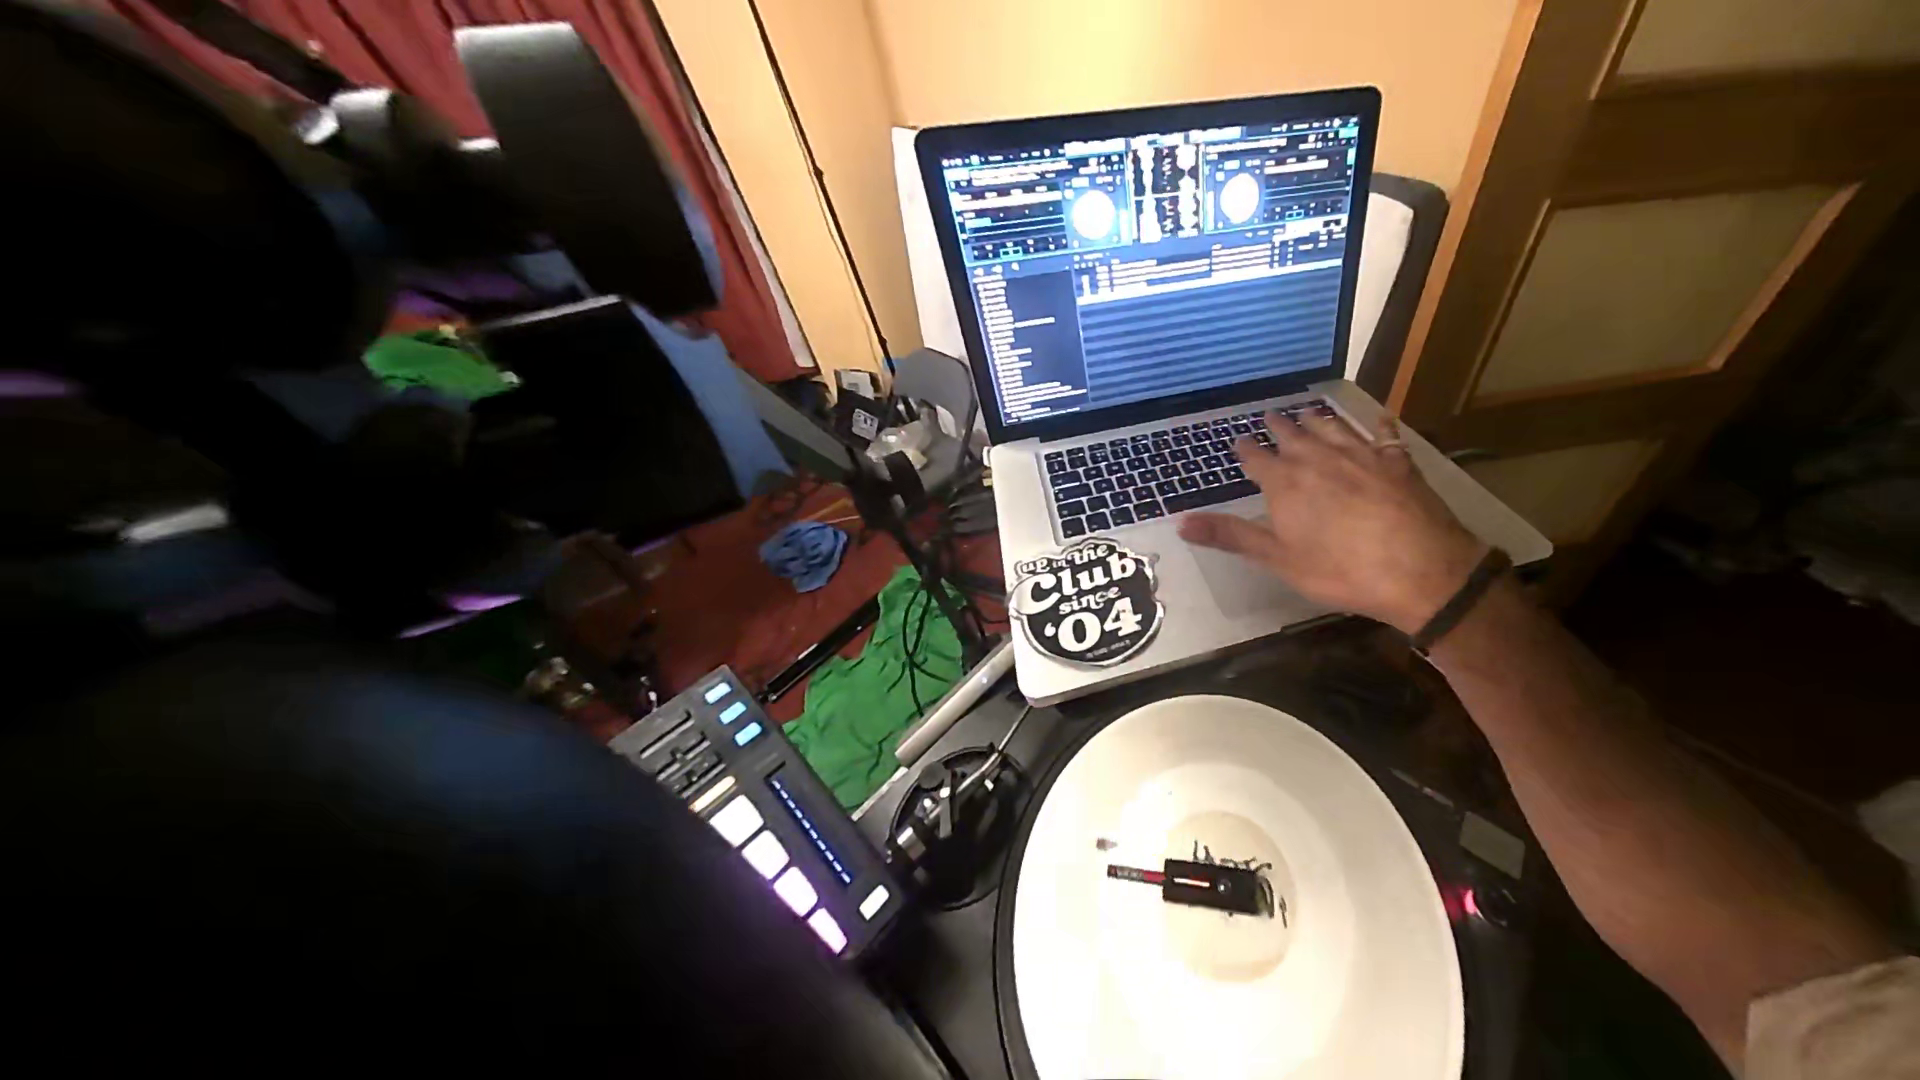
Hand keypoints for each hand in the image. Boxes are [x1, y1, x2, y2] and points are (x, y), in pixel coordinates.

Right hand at [1176, 411, 1486, 633]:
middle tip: (1269, 415)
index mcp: (1286, 483)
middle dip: (1278, 425)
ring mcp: (1361, 457)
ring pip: (1332, 428)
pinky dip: (1376, 425)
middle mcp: (1320, 460)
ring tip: (1306, 412)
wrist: (1421, 571)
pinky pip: (1384, 436)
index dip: (1246, 449)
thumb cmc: (1339, 570)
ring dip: (1316, 419)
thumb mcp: (1277, 558)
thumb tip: (1180, 522)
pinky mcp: (1398, 463)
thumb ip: (1230, 535)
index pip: (1258, 458)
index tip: (1239, 441)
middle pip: (1293, 435)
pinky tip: (1377, 418)